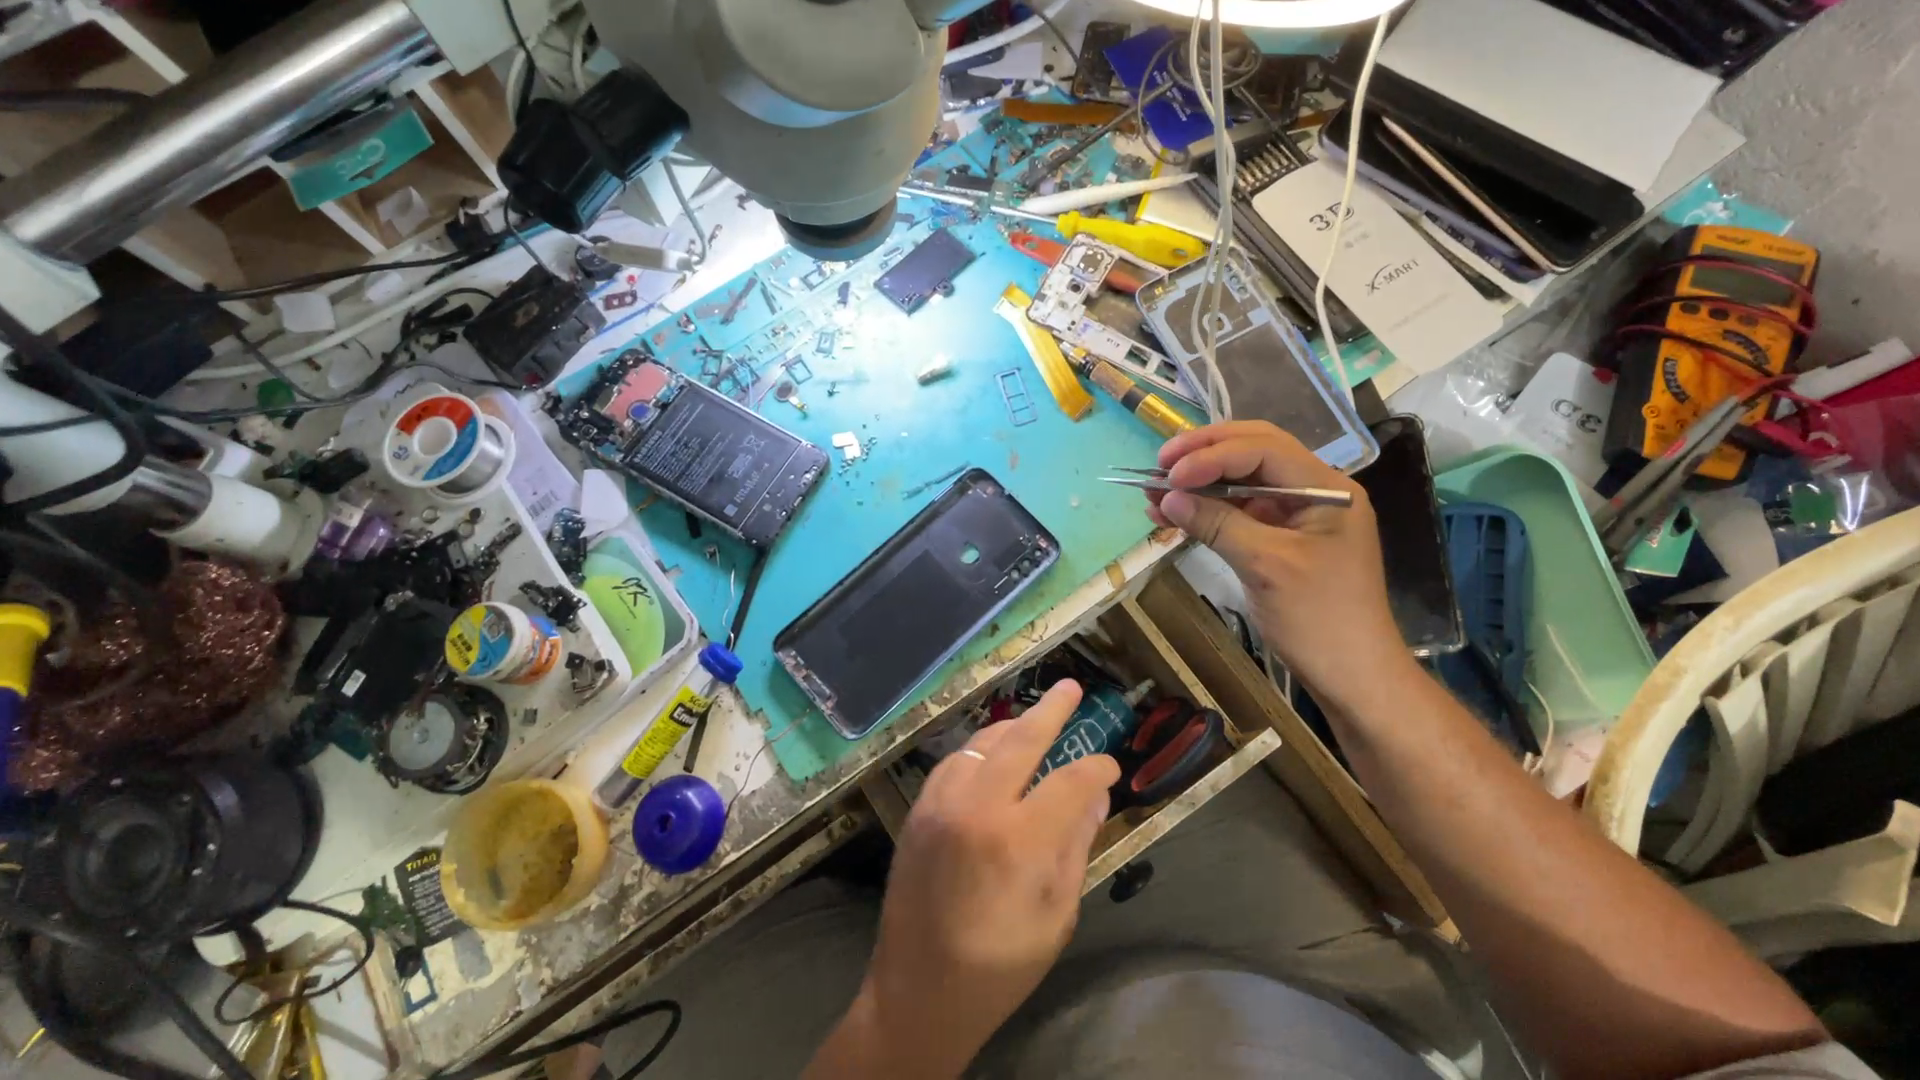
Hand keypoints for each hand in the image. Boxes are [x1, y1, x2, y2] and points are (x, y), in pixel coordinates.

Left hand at [817, 681, 1117, 1077]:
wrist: (918, 991)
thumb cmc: (1000, 965)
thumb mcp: (1057, 914)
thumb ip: (1076, 845)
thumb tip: (1094, 794)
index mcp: (1020, 840)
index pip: (1071, 781)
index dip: (1097, 768)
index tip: (1111, 767)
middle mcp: (977, 808)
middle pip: (1021, 739)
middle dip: (1052, 710)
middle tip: (1072, 689)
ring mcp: (940, 805)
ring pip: (980, 745)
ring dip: (1011, 728)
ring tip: (1035, 719)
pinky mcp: (917, 813)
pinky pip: (952, 765)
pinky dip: (978, 752)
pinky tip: (991, 757)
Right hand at [1146, 421, 1404, 698]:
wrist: (1353, 676)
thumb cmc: (1319, 618)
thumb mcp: (1266, 566)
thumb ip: (1217, 523)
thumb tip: (1167, 496)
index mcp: (1327, 488)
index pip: (1263, 449)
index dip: (1212, 455)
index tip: (1170, 475)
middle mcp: (1314, 491)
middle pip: (1254, 452)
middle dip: (1204, 454)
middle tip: (1160, 463)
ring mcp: (1298, 516)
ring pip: (1243, 481)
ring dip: (1200, 482)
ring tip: (1154, 489)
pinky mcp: (1283, 540)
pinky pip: (1241, 512)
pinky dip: (1207, 510)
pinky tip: (1172, 516)